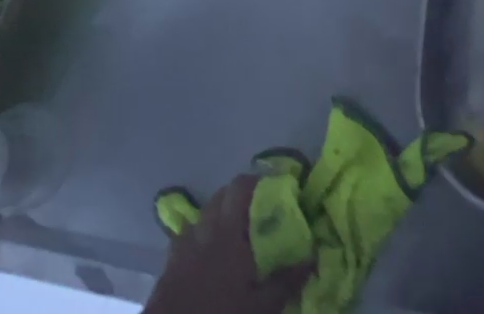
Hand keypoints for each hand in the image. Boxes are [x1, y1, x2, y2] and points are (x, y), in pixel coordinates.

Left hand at [145, 175, 310, 313]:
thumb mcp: (260, 307)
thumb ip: (286, 281)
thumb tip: (313, 257)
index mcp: (228, 234)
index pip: (241, 188)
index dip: (259, 182)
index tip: (278, 190)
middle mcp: (204, 230)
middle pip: (222, 195)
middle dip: (242, 197)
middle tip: (262, 214)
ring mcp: (184, 244)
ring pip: (205, 213)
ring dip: (222, 214)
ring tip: (238, 233)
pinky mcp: (170, 262)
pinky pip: (189, 234)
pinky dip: (203, 234)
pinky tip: (211, 255)